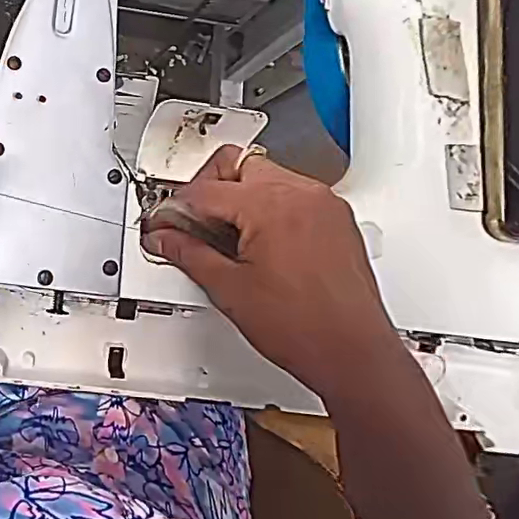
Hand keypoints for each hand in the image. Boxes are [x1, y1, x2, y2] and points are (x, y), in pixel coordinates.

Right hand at [141, 147, 411, 400]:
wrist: (353, 353)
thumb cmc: (306, 328)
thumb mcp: (230, 290)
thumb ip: (190, 254)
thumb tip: (167, 239)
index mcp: (271, 206)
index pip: (205, 190)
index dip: (175, 208)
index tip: (164, 224)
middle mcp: (302, 195)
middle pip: (237, 164)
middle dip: (207, 188)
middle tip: (191, 221)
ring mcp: (324, 204)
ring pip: (267, 174)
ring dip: (239, 195)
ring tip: (224, 235)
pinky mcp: (337, 218)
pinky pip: (295, 193)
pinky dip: (270, 206)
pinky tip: (258, 241)